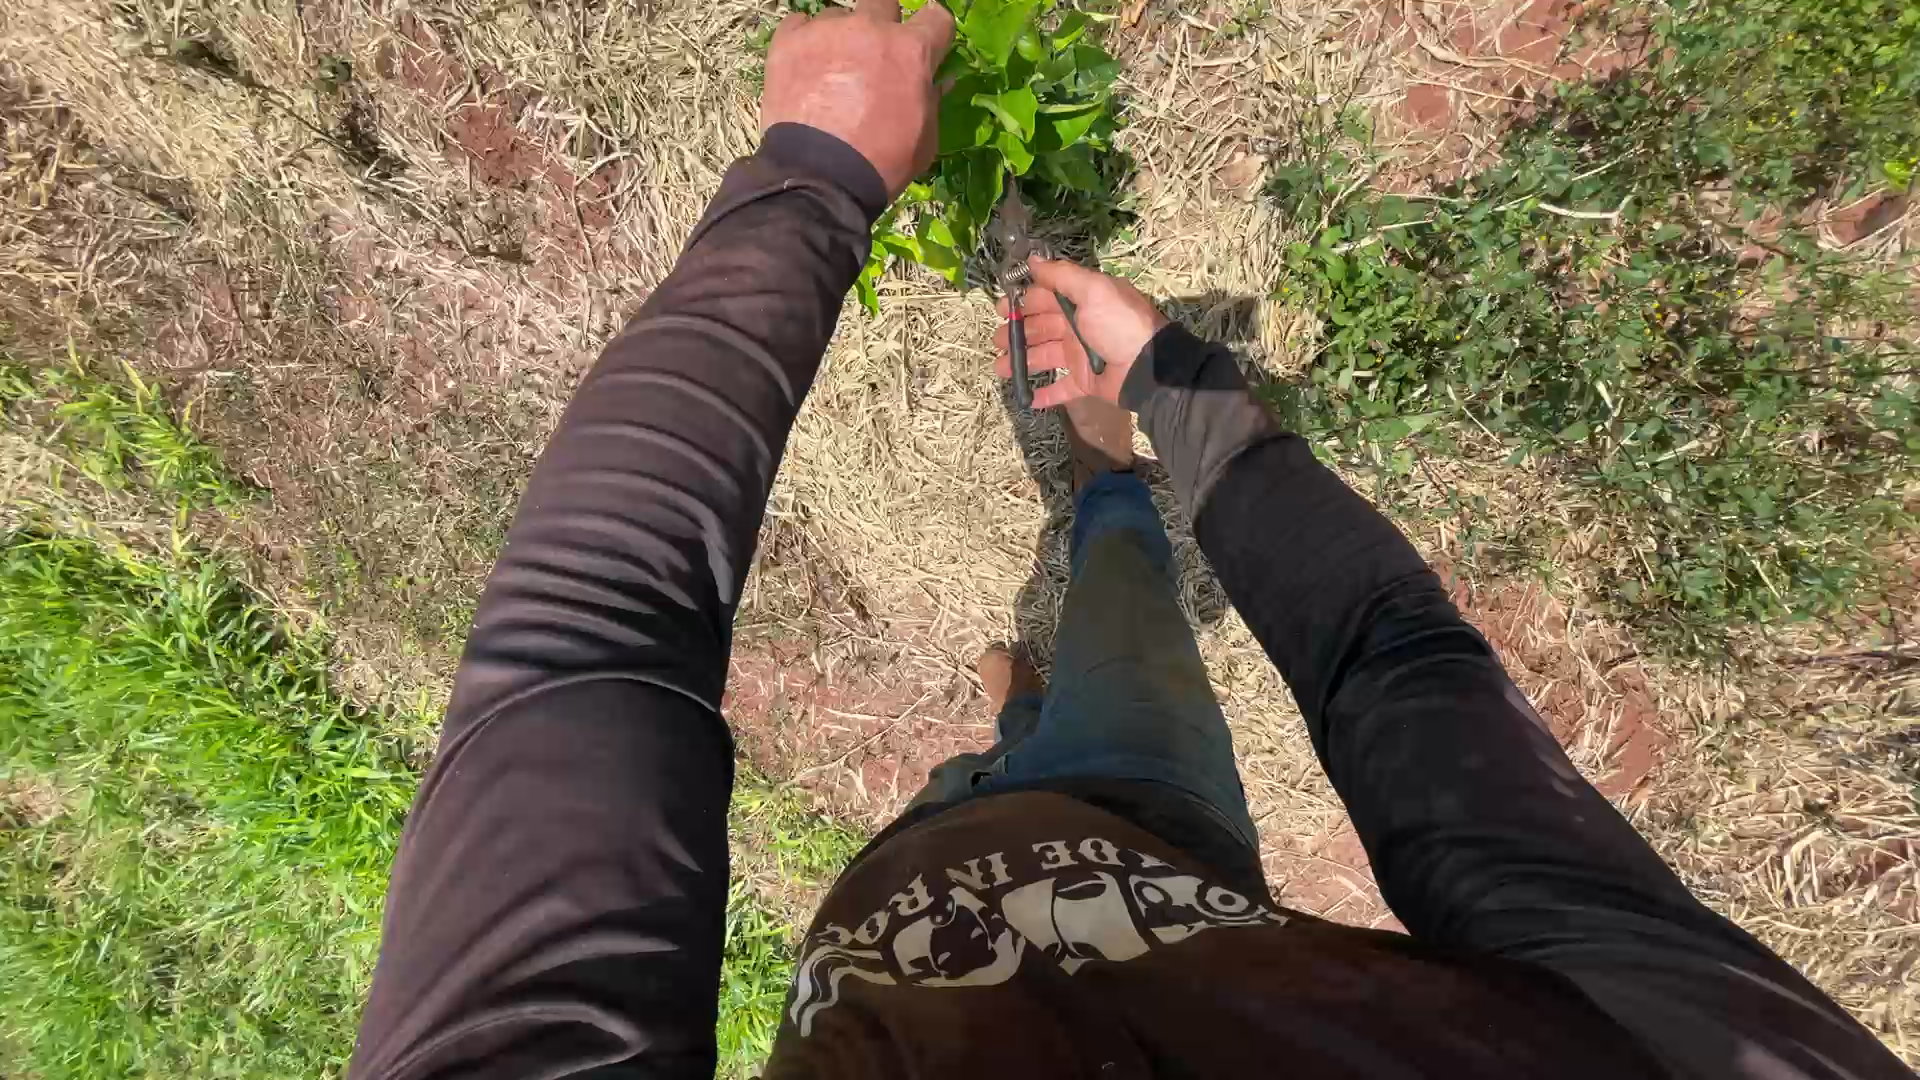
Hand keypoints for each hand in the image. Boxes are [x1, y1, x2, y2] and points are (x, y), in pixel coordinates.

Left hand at [759, 0, 955, 198]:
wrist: (821, 177)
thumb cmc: (882, 165)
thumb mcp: (923, 145)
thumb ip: (931, 104)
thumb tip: (936, 82)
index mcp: (910, 52)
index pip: (936, 18)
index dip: (933, 37)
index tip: (926, 54)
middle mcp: (870, 27)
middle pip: (884, 4)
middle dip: (884, 29)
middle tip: (876, 64)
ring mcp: (828, 29)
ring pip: (840, 19)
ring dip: (842, 43)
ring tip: (834, 80)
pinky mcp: (790, 40)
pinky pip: (800, 27)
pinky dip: (806, 47)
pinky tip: (807, 77)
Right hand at [993, 257, 1169, 409]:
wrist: (1145, 366)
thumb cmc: (1118, 324)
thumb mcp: (1093, 290)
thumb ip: (1061, 275)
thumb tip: (1033, 260)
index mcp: (1080, 302)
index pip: (1044, 299)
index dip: (1022, 302)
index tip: (1001, 310)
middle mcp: (1077, 327)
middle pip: (1040, 328)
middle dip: (1017, 333)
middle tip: (997, 341)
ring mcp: (1080, 355)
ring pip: (1043, 357)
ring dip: (1021, 362)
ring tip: (1000, 368)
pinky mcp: (1084, 382)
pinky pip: (1060, 388)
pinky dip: (1044, 395)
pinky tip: (1027, 398)